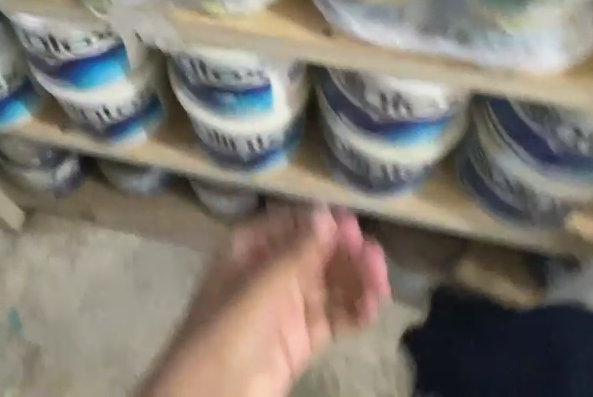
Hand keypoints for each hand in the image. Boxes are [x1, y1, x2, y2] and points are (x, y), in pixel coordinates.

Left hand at [142, 206, 390, 396]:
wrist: (211, 396)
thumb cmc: (228, 330)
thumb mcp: (260, 285)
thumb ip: (296, 252)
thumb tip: (327, 214)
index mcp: (247, 249)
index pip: (289, 226)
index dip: (320, 224)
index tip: (352, 225)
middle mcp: (266, 274)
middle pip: (313, 256)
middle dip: (344, 254)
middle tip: (375, 256)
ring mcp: (284, 308)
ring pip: (327, 287)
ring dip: (355, 282)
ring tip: (381, 284)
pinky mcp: (298, 341)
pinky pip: (330, 318)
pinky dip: (353, 311)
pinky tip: (373, 307)